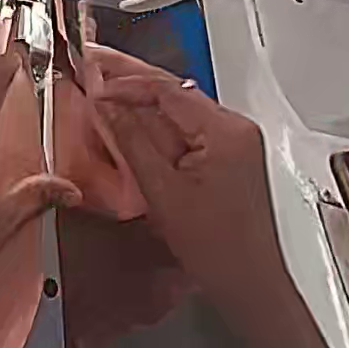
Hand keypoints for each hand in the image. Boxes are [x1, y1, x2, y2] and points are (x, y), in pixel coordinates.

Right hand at [99, 74, 290, 316]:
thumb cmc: (216, 248)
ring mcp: (234, 138)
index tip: (96, 82)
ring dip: (144, 97)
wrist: (252, 286)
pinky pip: (187, 124)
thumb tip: (107, 105)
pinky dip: (158, 118)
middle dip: (133, 78)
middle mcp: (234, 126)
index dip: (127, 82)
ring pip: (180, 105)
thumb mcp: (162, 191)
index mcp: (224, 131)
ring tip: (108, 84)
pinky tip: (133, 115)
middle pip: (176, 90)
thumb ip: (132, 141)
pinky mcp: (228, 151)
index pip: (168, 89)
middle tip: (98, 61)